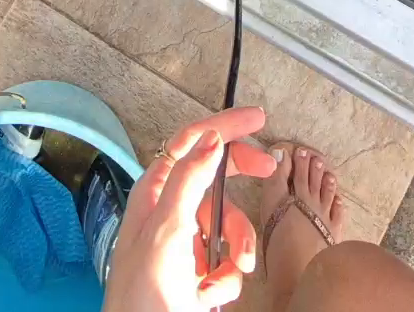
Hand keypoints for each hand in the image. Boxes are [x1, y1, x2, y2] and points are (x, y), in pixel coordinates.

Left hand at [103, 107, 277, 311]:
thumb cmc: (145, 294)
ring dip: (238, 244)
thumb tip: (212, 137)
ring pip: (225, 221)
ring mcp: (183, 241)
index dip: (224, 125)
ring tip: (236, 268)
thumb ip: (189, 181)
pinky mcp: (194, 271)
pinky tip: (214, 294)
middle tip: (268, 171)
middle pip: (213, 175)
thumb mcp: (168, 231)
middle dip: (240, 179)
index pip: (191, 141)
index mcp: (156, 190)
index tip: (258, 118)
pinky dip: (228, 276)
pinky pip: (224, 259)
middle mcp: (169, 209)